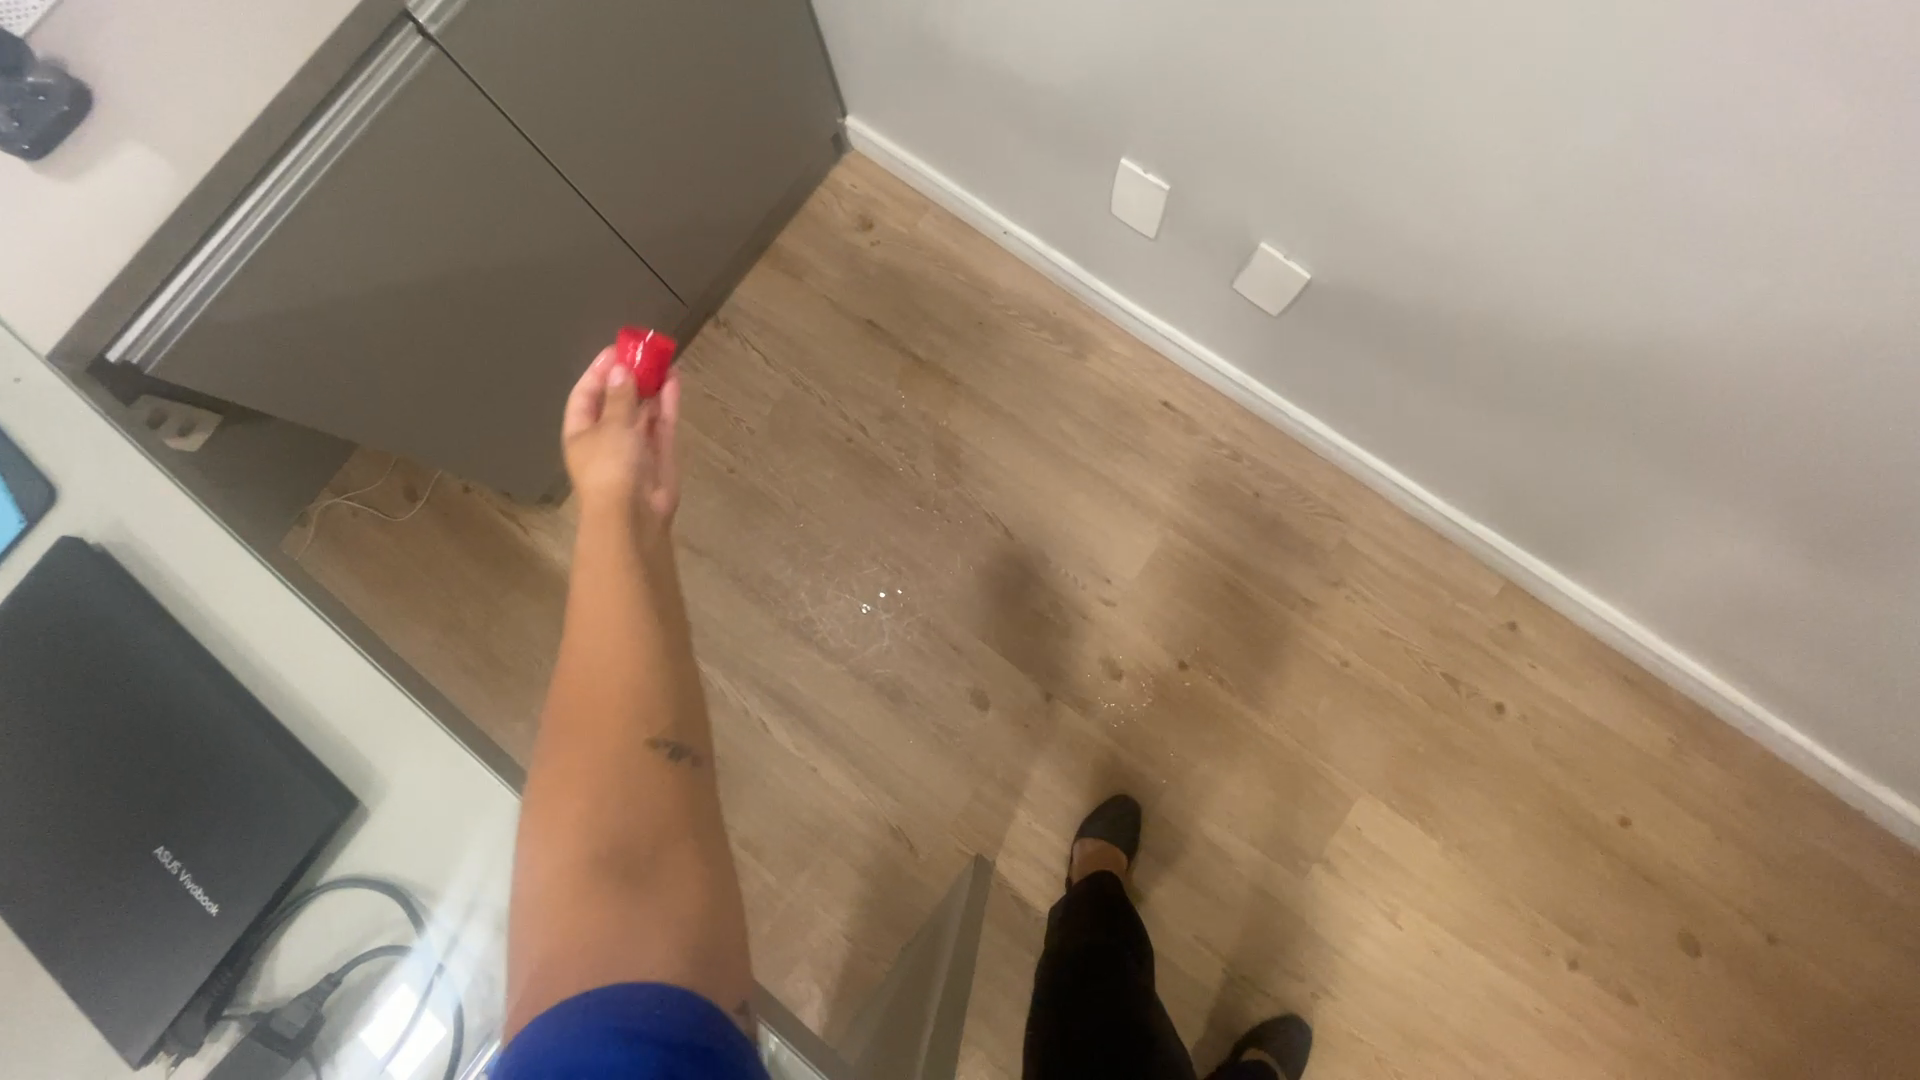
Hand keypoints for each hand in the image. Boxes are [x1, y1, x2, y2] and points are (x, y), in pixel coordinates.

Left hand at [562, 346, 680, 525]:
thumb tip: (622, 371)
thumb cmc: (610, 467)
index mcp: (581, 432)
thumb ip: (620, 397)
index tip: (617, 350)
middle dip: (629, 377)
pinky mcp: (660, 453)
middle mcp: (607, 437)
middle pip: (616, 401)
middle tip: (644, 352)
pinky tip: (674, 380)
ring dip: (651, 387)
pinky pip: (662, 422)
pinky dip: (667, 402)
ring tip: (662, 361)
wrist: (632, 514)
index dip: (599, 372)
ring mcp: (635, 445)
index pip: (586, 394)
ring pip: (643, 411)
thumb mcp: (610, 426)